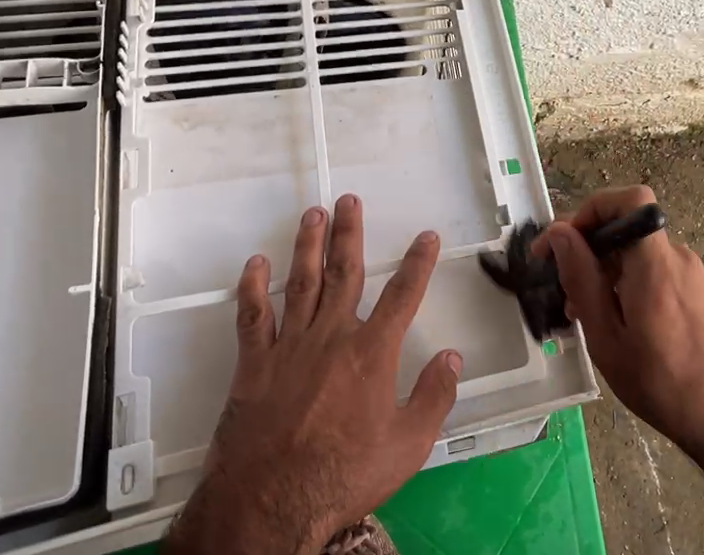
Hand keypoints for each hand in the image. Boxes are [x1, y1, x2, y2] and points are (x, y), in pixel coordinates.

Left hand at [163, 194, 462, 554]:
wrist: (270, 502)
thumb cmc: (343, 475)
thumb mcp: (408, 445)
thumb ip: (433, 397)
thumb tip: (451, 357)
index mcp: (371, 353)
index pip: (402, 295)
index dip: (418, 263)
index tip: (426, 237)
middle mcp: (331, 336)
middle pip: (345, 273)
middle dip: (350, 234)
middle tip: (349, 200)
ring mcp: (289, 346)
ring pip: (300, 282)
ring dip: (307, 246)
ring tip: (312, 214)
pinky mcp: (253, 363)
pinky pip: (252, 316)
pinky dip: (253, 288)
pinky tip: (255, 264)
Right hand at [537, 185, 703, 466]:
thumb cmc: (663, 384)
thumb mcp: (607, 338)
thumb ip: (582, 280)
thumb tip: (559, 234)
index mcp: (655, 262)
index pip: (630, 200)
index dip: (592, 209)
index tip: (564, 244)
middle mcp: (678, 257)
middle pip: (628, 228)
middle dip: (591, 249)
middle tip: (566, 290)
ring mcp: (694, 274)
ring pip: (640, 253)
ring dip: (608, 271)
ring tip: (588, 316)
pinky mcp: (701, 292)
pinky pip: (657, 271)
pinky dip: (631, 284)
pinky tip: (620, 324)